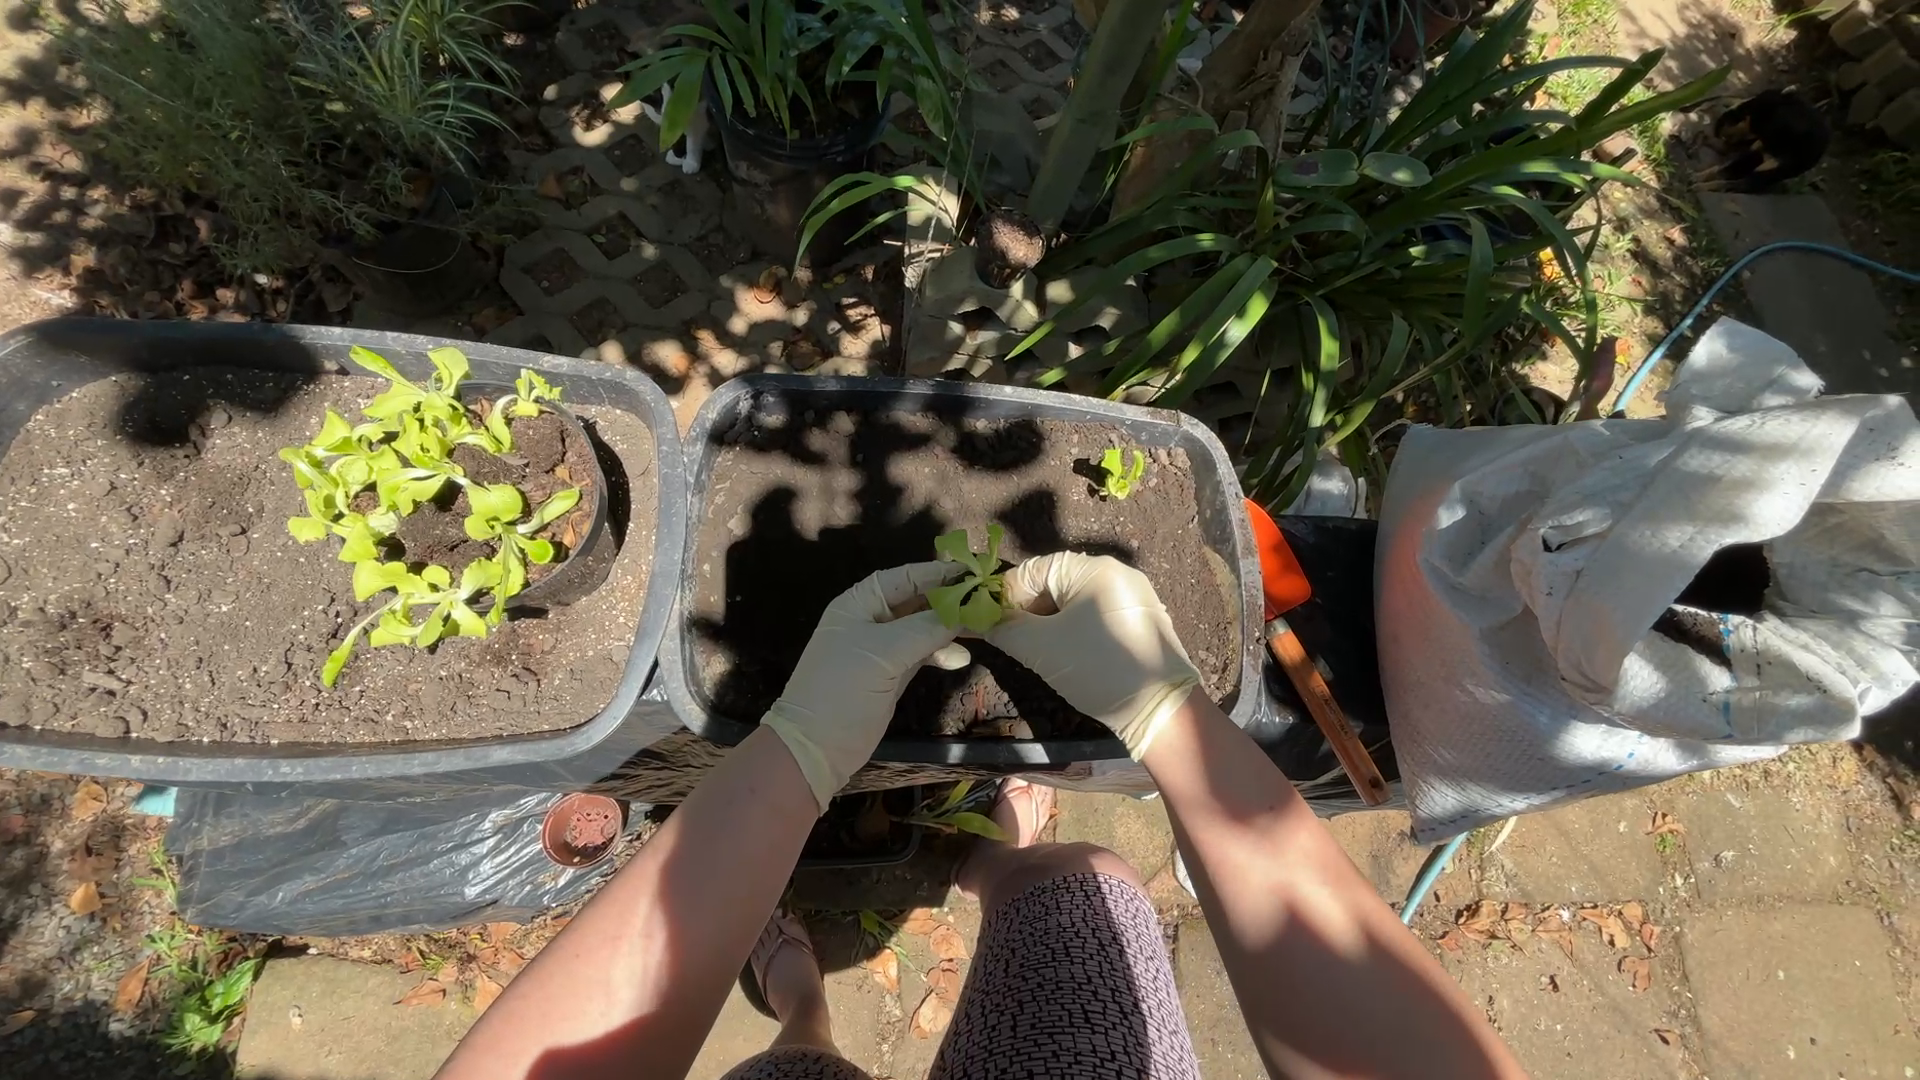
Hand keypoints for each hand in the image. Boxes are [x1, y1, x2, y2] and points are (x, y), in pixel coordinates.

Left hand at [762, 561, 969, 811]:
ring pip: (923, 627)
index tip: (976, 573)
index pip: (905, 577)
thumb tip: (965, 609)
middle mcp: (871, 619)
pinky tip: (961, 659)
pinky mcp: (891, 674)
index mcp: (860, 603)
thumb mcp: (884, 653)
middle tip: (987, 600)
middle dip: (950, 601)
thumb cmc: (843, 689)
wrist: (815, 747)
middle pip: (917, 600)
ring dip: (950, 628)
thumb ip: (926, 628)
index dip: (939, 573)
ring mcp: (882, 648)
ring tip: (982, 629)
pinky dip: (941, 653)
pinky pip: (923, 653)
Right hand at [987, 551, 1199, 759]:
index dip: (1005, 597)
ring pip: (1073, 601)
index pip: (1032, 571)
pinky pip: (1094, 614)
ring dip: (1049, 623)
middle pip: (1053, 583)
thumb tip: (971, 619)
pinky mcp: (1140, 619)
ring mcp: (1132, 596)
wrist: (1161, 711)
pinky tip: (1067, 655)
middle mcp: (1115, 572)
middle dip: (1028, 611)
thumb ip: (1003, 628)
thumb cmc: (1097, 668)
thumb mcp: (1041, 648)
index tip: (989, 625)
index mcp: (1093, 567)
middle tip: (1013, 641)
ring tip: (1037, 652)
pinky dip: (1073, 629)